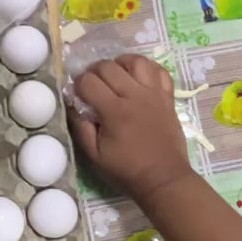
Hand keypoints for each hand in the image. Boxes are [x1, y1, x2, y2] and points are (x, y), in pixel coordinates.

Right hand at [70, 54, 196, 202]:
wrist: (164, 179)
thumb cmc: (127, 170)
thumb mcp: (95, 156)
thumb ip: (81, 128)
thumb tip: (73, 106)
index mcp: (115, 112)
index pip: (89, 81)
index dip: (78, 84)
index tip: (78, 94)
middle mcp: (135, 96)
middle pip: (109, 66)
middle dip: (94, 71)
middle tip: (92, 85)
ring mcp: (154, 94)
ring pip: (136, 61)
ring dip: (120, 64)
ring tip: (115, 75)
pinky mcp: (167, 97)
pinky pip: (159, 71)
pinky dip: (147, 68)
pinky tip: (138, 77)